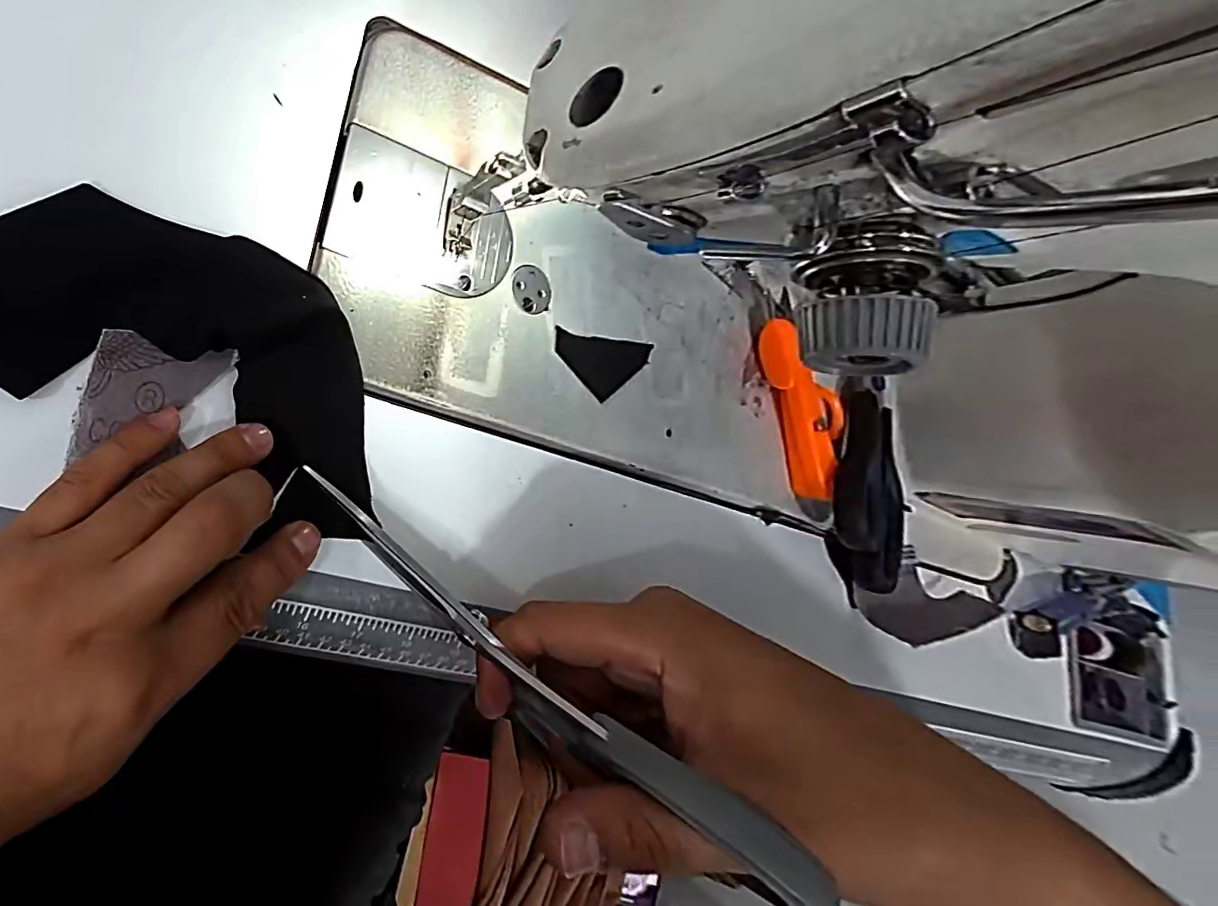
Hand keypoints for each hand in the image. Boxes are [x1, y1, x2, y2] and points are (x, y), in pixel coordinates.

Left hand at [0, 410, 321, 905]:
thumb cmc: (17, 774)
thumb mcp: (117, 741)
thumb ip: (177, 661)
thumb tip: (225, 596)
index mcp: (141, 680)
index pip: (233, 603)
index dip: (279, 562)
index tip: (306, 532)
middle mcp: (109, 612)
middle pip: (203, 531)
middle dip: (251, 495)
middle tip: (275, 473)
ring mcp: (60, 565)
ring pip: (155, 493)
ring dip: (211, 456)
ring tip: (251, 435)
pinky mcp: (19, 538)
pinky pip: (86, 477)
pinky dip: (133, 443)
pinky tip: (169, 421)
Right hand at [474, 588, 1169, 905]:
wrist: (984, 848)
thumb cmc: (877, 806)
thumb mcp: (739, 823)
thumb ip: (634, 827)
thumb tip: (556, 835)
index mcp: (665, 634)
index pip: (548, 626)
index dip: (504, 661)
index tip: (489, 712)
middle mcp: (666, 636)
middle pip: (567, 662)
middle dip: (549, 723)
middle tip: (554, 790)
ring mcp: (685, 666)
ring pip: (596, 692)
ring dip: (586, 748)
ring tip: (605, 809)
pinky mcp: (701, 698)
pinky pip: (630, 712)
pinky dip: (619, 755)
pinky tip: (638, 803)